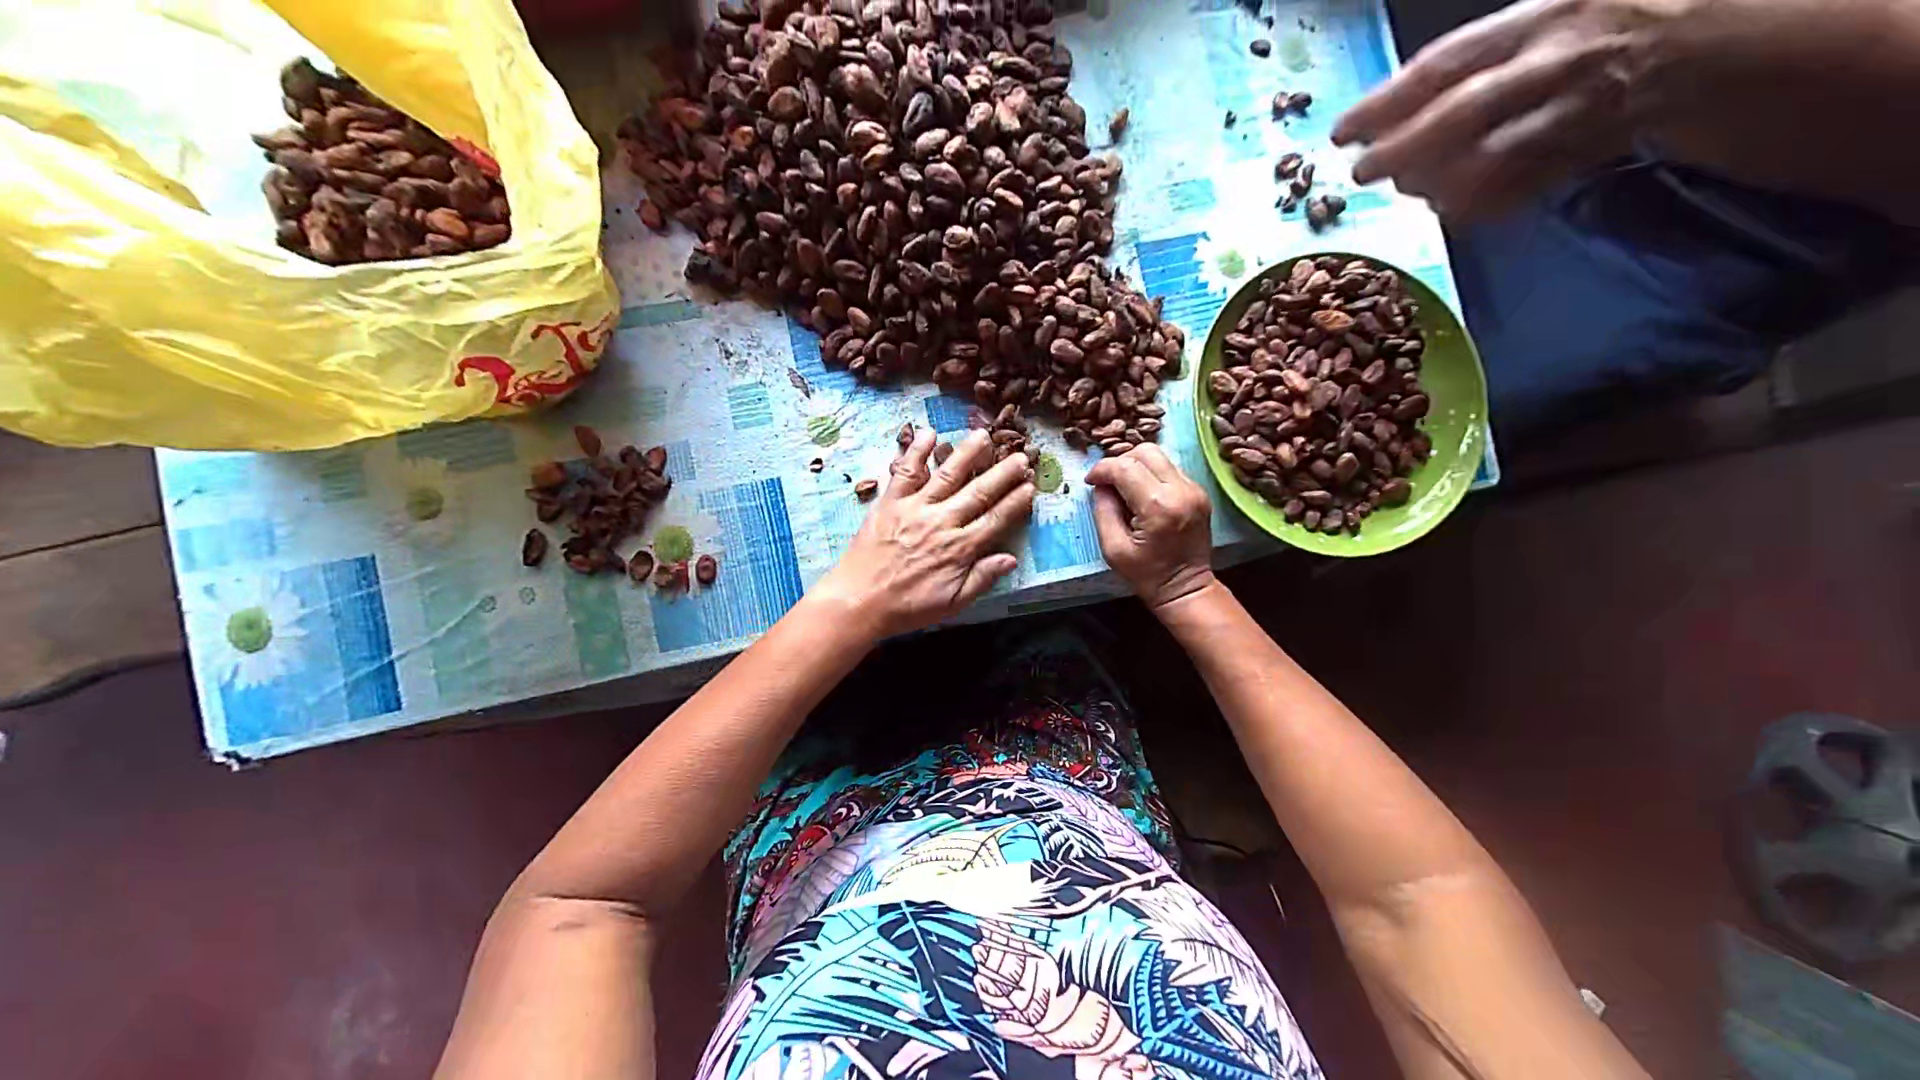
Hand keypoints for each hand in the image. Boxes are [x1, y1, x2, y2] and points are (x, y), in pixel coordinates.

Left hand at [811, 428, 1034, 639]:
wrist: (859, 602)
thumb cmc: (908, 607)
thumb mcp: (952, 603)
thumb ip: (982, 579)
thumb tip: (1011, 559)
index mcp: (959, 549)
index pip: (996, 519)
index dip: (1016, 502)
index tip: (1031, 486)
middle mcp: (941, 522)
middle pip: (979, 492)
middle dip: (1003, 473)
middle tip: (1020, 456)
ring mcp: (915, 508)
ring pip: (947, 475)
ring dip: (967, 453)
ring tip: (983, 435)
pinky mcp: (890, 502)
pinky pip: (906, 472)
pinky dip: (917, 451)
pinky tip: (929, 433)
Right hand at [1085, 445, 1215, 612]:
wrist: (1186, 587)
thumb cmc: (1146, 574)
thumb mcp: (1112, 548)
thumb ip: (1103, 510)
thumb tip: (1101, 485)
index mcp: (1158, 506)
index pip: (1124, 468)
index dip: (1101, 470)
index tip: (1090, 482)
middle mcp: (1181, 490)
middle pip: (1145, 452)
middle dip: (1119, 462)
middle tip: (1107, 482)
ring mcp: (1194, 489)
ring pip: (1159, 456)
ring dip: (1136, 466)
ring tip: (1123, 487)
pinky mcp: (1199, 492)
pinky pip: (1170, 469)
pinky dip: (1151, 474)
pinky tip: (1142, 494)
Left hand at [1332, 0, 1690, 217]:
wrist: (1698, 42)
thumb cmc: (1592, 28)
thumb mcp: (1535, 17)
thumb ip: (1464, 62)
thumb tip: (1382, 115)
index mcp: (1536, 18)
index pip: (1442, 65)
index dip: (1384, 103)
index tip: (1342, 133)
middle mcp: (1554, 62)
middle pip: (1462, 113)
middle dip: (1402, 149)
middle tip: (1362, 173)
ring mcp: (1573, 110)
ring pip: (1491, 159)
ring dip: (1436, 183)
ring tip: (1408, 189)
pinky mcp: (1585, 151)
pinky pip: (1520, 188)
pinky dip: (1478, 204)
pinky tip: (1449, 205)